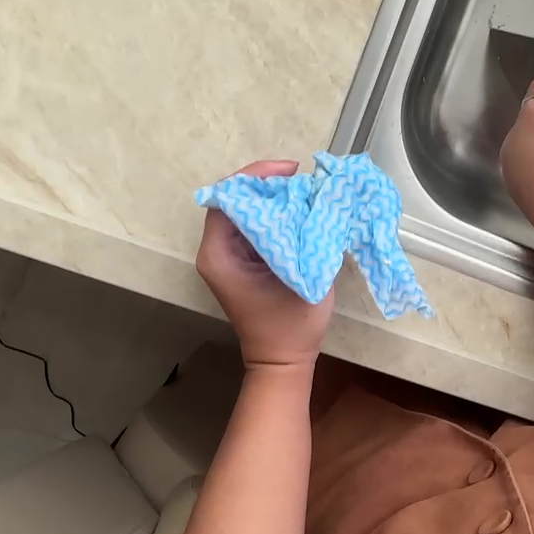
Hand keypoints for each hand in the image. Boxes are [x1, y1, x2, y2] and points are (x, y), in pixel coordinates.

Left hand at [196, 160, 334, 369]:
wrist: (283, 361)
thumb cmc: (289, 326)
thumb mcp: (301, 276)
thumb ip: (304, 236)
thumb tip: (315, 200)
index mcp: (219, 253)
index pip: (229, 197)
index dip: (258, 177)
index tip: (292, 172)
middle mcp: (217, 250)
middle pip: (237, 200)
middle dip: (271, 185)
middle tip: (304, 182)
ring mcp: (229, 256)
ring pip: (249, 211)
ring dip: (276, 199)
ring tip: (307, 194)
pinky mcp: (244, 261)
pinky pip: (257, 226)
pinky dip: (278, 215)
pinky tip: (303, 213)